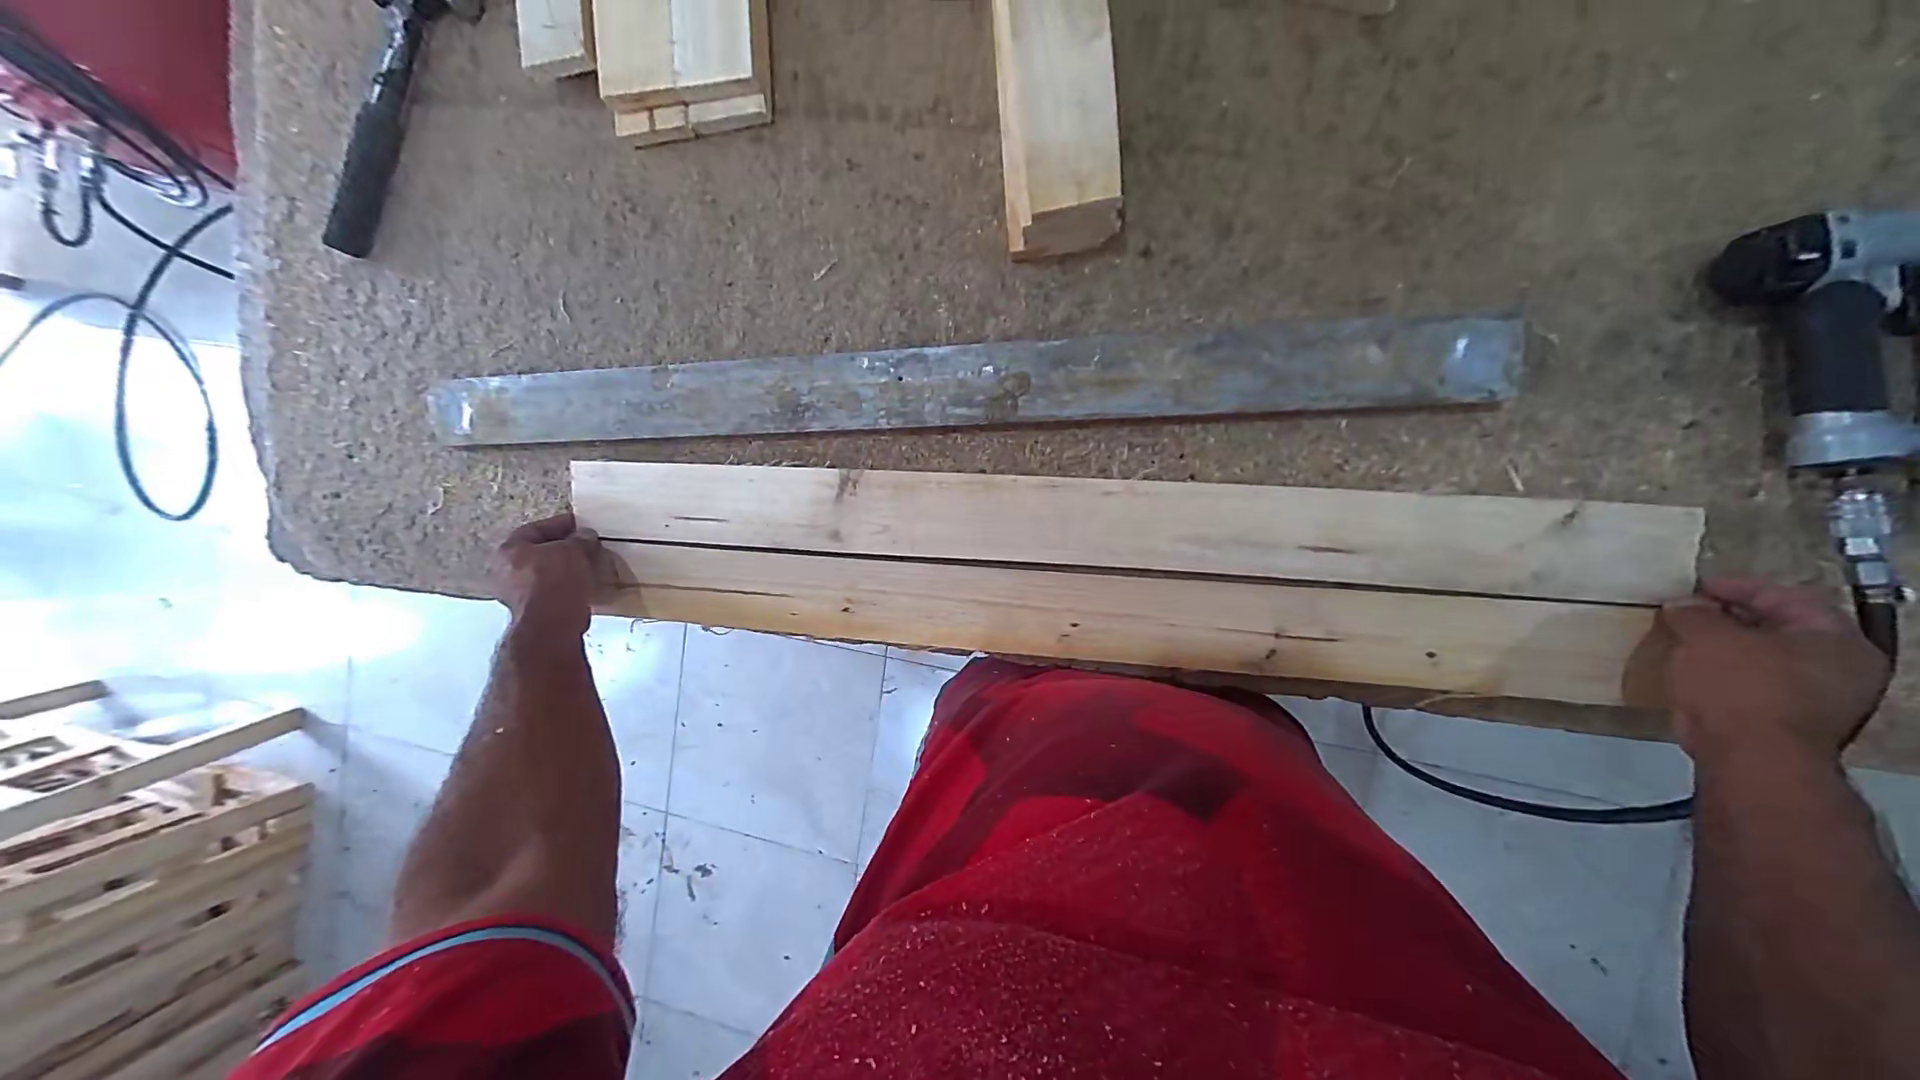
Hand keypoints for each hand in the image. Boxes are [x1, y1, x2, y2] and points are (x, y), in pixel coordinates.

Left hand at [489, 512, 602, 637]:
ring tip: (589, 566)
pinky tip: (583, 586)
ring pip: (544, 574)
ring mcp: (514, 594)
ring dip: (565, 569)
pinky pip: (550, 591)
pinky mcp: (530, 611)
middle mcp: (504, 571)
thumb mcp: (574, 550)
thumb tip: (586, 537)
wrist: (551, 622)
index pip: (536, 529)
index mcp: (508, 550)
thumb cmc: (556, 579)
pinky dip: (566, 586)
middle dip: (562, 549)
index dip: (561, 525)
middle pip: (538, 553)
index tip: (581, 525)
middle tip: (585, 546)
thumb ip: (580, 539)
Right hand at [1660, 578, 1891, 768]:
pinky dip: (1727, 672)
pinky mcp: (1792, 720)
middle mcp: (1843, 669)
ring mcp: (1822, 699)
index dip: (1739, 588)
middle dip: (1731, 618)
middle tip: (1687, 612)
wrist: (1750, 756)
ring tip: (1684, 639)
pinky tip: (1694, 670)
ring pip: (1768, 658)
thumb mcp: (1708, 638)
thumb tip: (1682, 604)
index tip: (1695, 587)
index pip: (1789, 598)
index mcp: (1839, 642)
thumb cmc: (1740, 686)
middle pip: (1782, 628)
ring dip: (1726, 646)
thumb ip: (1694, 614)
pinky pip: (1757, 684)